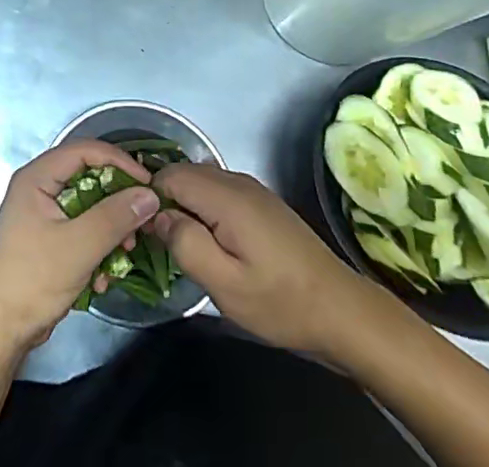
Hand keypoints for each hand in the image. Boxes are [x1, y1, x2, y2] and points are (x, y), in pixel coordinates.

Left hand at [0, 141, 161, 348]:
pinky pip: (82, 230)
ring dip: (110, 231)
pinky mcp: (48, 239)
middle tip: (141, 223)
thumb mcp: (79, 246)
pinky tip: (103, 277)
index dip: (118, 161)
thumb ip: (115, 216)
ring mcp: (42, 214)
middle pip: (89, 177)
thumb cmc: (33, 279)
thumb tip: (149, 195)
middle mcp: (38, 188)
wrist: (0, 328)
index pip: (84, 150)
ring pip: (90, 207)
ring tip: (124, 255)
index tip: (147, 185)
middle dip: (117, 202)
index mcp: (37, 178)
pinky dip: (97, 248)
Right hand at [152, 162, 381, 357]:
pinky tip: (209, 241)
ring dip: (184, 205)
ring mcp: (253, 190)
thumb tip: (158, 216)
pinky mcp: (262, 203)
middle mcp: (238, 182)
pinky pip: (218, 192)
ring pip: (200, 182)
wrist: (343, 313)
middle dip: (164, 201)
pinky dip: (204, 209)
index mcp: (227, 198)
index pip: (169, 176)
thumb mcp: (224, 284)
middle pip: (183, 174)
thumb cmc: (280, 302)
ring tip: (182, 244)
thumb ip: (185, 244)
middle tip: (159, 242)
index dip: (149, 199)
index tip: (144, 232)